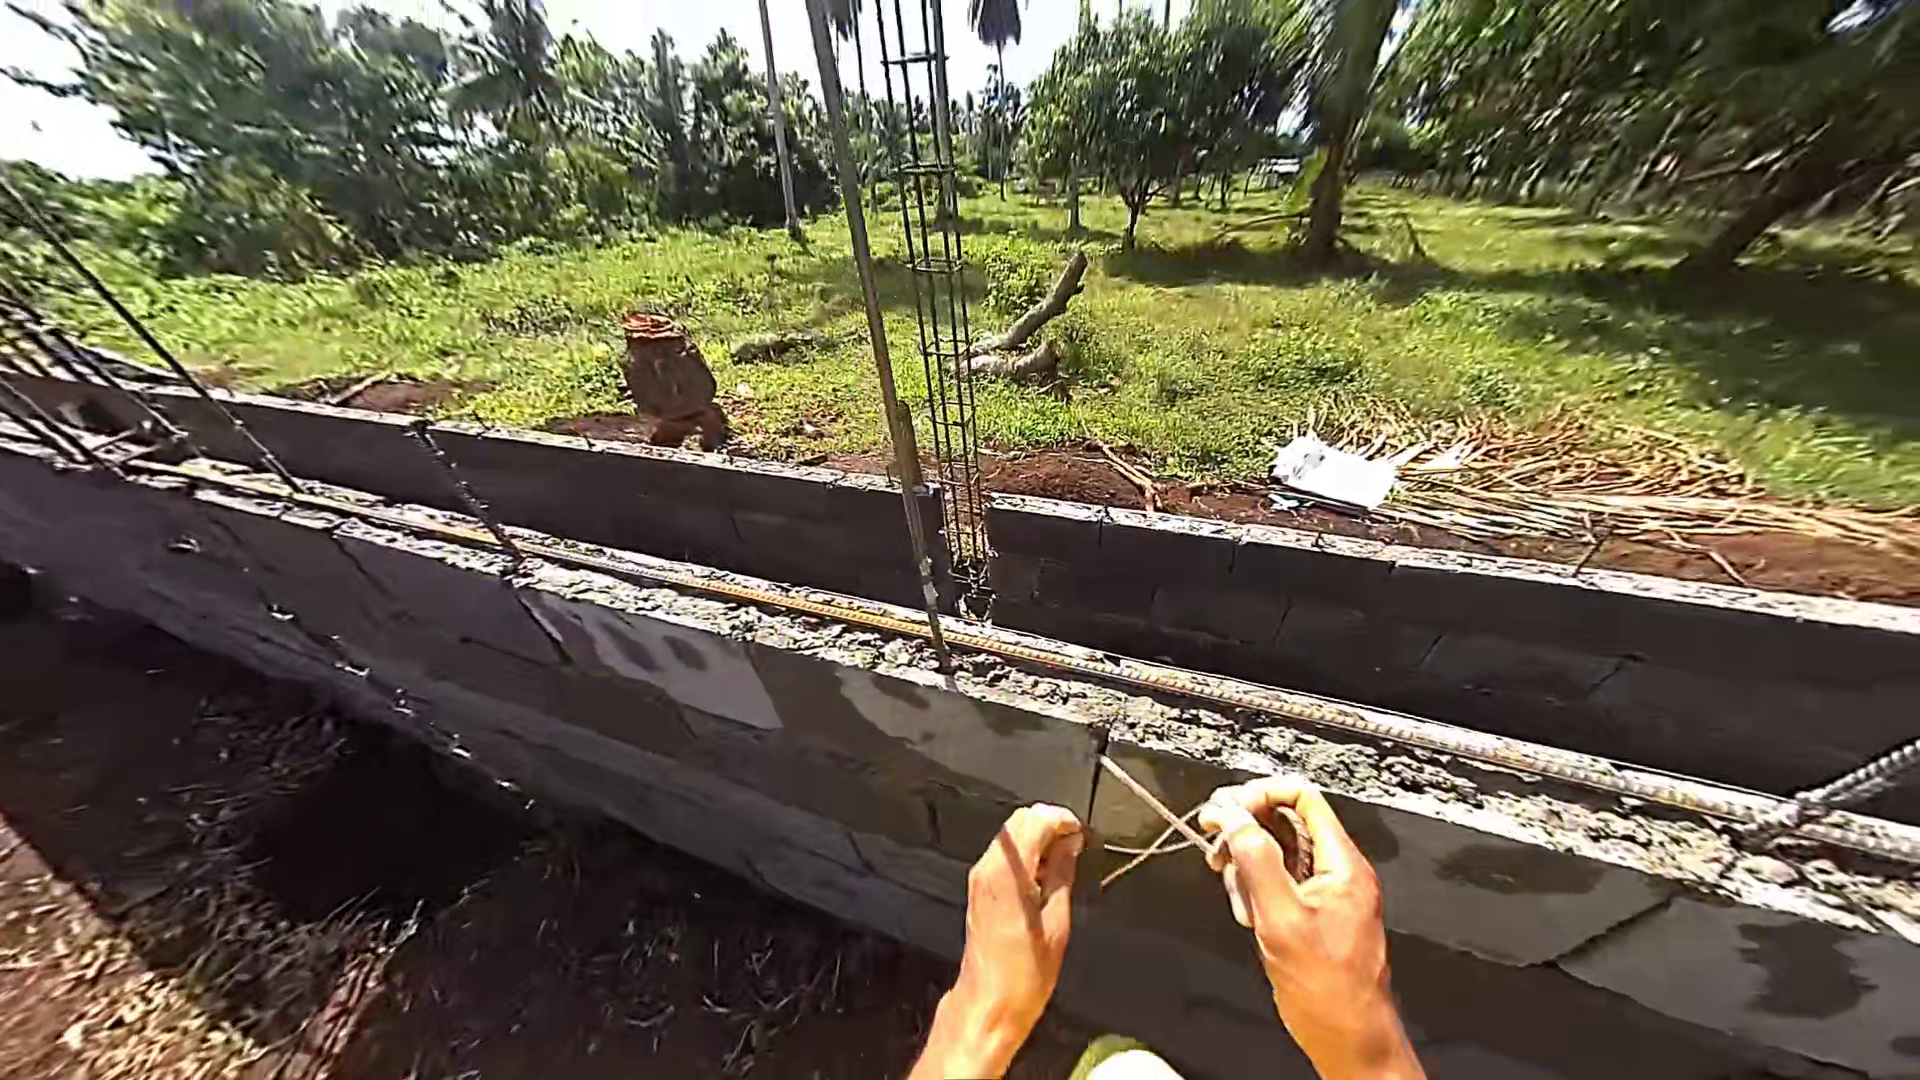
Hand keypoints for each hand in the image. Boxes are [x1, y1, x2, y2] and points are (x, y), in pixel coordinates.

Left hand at [909, 803, 1083, 1078]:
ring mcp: (980, 874)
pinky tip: (1044, 871)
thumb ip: (1062, 874)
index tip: (1079, 830)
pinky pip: (1003, 850)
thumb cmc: (1023, 976)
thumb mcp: (1057, 924)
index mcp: (1009, 873)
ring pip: (1011, 831)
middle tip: (1075, 842)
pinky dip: (1025, 849)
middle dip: (1049, 822)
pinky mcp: (979, 885)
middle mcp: (989, 867)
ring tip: (1063, 857)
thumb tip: (1071, 844)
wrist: (987, 1005)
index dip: (1061, 819)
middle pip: (1019, 819)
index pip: (1034, 820)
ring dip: (1038, 834)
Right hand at [1199, 779, 1424, 1079]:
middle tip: (1213, 839)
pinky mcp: (1304, 905)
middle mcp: (1331, 866)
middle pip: (1280, 817)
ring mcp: (1317, 886)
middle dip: (1243, 827)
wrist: (1349, 1045)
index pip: (1301, 795)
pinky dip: (1249, 884)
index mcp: (1340, 862)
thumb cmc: (1326, 988)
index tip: (1228, 810)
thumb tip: (1230, 813)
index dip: (1261, 793)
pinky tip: (1245, 910)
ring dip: (1242, 860)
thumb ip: (1257, 860)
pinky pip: (1270, 875)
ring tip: (1234, 891)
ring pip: (1269, 846)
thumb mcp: (1284, 919)